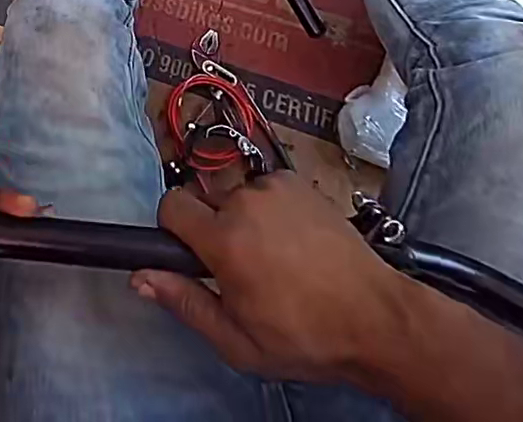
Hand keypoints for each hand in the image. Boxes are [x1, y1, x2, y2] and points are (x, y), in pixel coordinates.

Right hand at [130, 174, 417, 385]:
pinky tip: (294, 235)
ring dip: (243, 217)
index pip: (170, 205)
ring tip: (276, 252)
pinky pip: (263, 187)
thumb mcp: (240, 341)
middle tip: (244, 262)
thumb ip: (185, 302)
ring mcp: (270, 188)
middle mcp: (242, 203)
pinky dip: (270, 206)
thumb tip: (139, 276)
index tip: (197, 252)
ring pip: (234, 195)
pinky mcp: (293, 181)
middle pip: (203, 201)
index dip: (177, 228)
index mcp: (223, 240)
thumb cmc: (307, 337)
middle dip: (214, 227)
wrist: (383, 322)